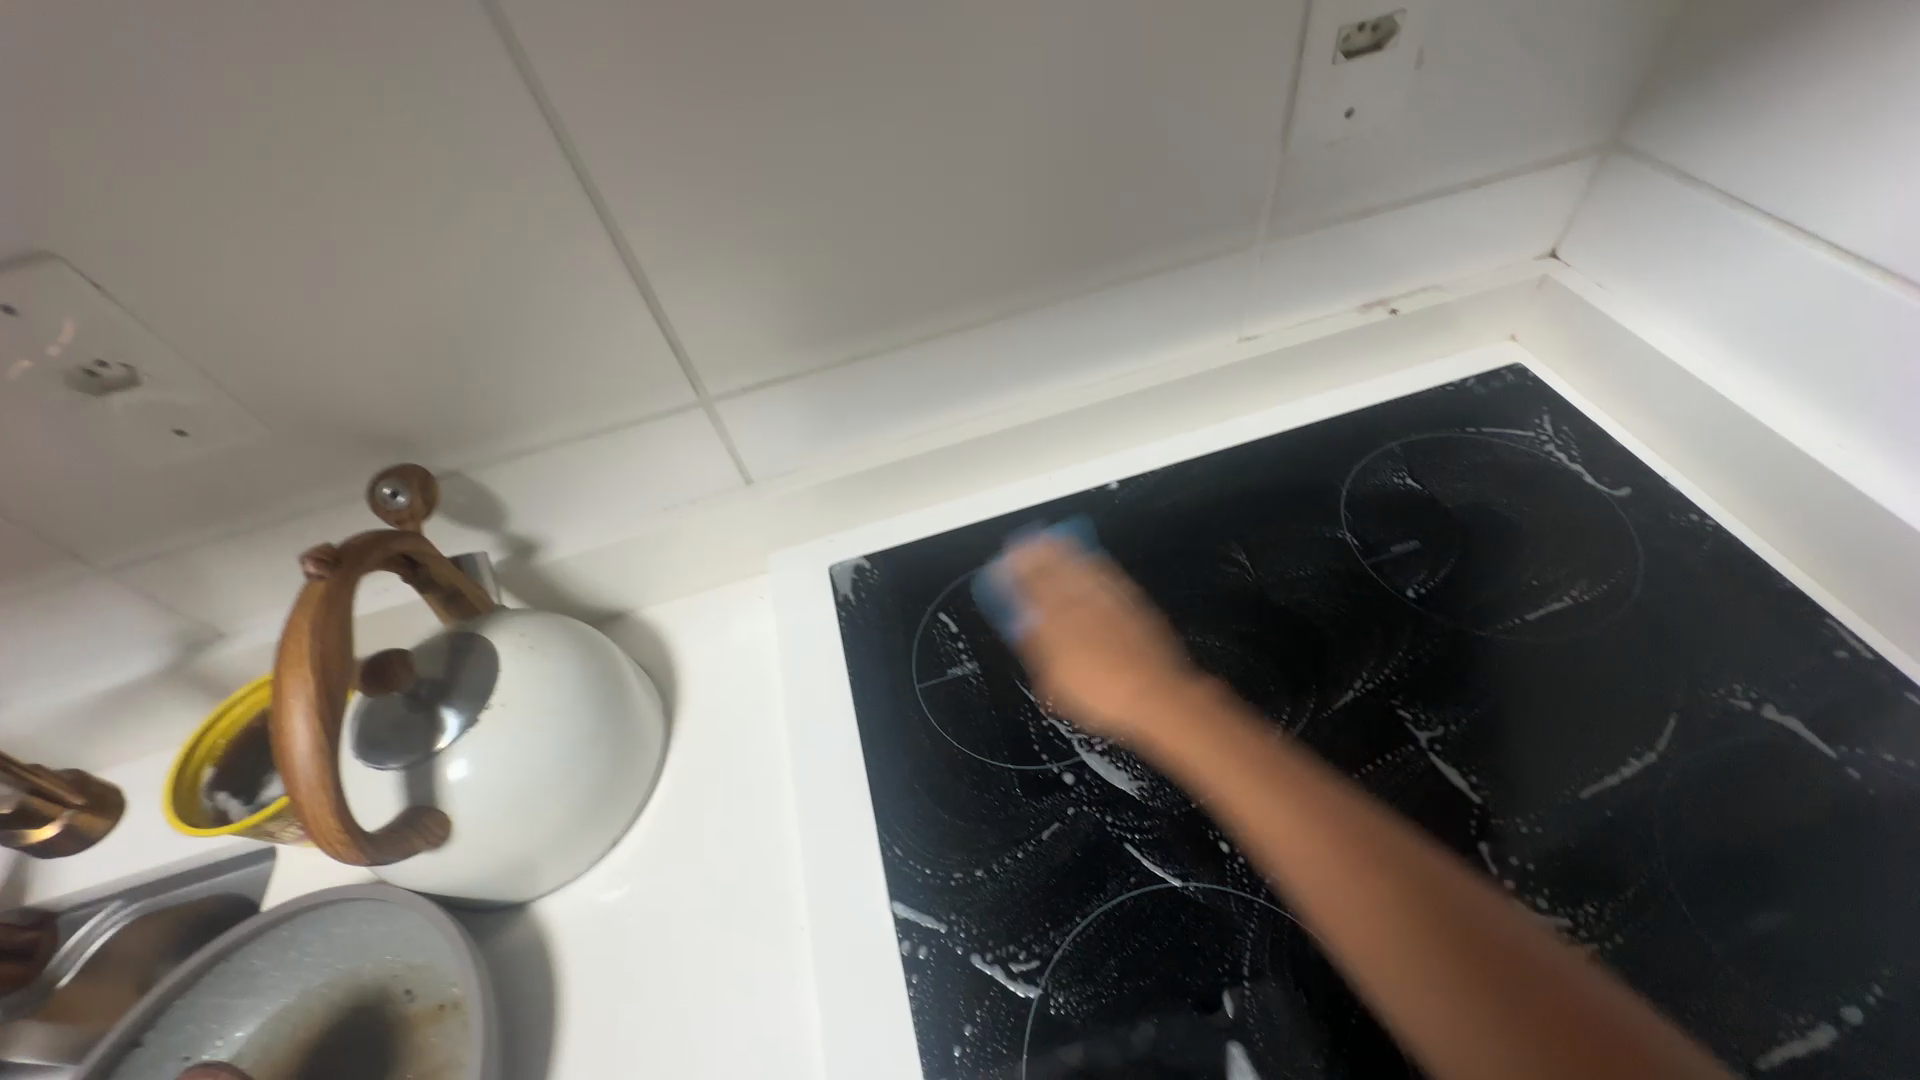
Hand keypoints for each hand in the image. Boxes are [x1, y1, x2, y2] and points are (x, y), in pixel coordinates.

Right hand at [999, 533, 1206, 743]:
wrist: (1155, 695)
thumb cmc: (1102, 695)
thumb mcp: (1054, 682)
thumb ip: (1037, 650)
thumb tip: (1024, 631)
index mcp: (1057, 623)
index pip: (1032, 588)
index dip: (1017, 573)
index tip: (1007, 562)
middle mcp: (1083, 606)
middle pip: (1056, 571)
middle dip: (1039, 554)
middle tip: (1027, 542)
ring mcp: (1111, 603)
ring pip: (1084, 568)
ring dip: (1067, 552)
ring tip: (1055, 540)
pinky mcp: (1134, 606)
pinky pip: (1110, 576)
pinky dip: (1097, 564)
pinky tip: (1094, 560)